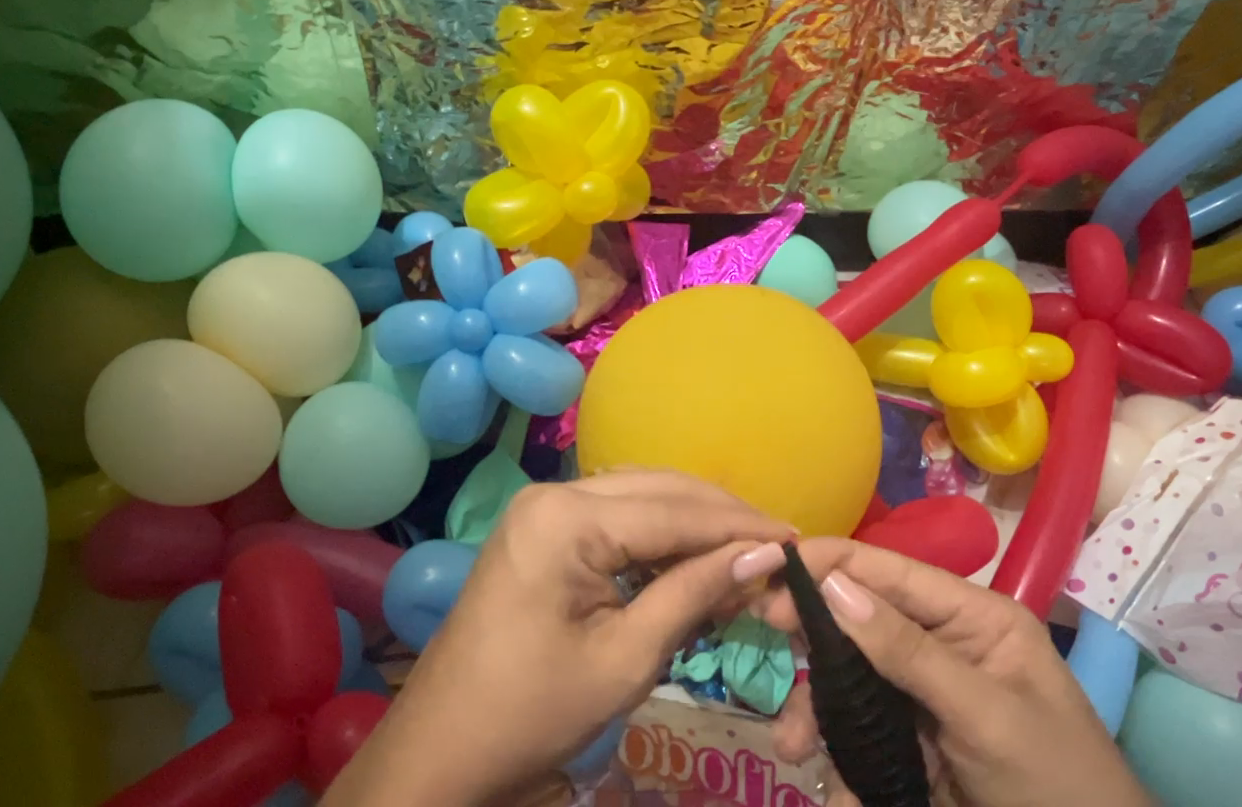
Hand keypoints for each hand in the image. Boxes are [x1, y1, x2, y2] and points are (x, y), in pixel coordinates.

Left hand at [324, 470, 794, 805]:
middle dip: (720, 516)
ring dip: (692, 521)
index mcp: (565, 519)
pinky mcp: (542, 530)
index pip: (673, 512)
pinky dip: (658, 533)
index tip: (797, 539)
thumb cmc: (534, 712)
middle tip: (778, 544)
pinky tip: (692, 556)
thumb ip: (695, 594)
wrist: (445, 750)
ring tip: (746, 550)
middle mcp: (553, 493)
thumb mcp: (627, 658)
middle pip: (657, 490)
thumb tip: (764, 554)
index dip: (739, 526)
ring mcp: (543, 508)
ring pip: (638, 495)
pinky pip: (614, 515)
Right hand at [756, 538, 1151, 806]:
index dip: (830, 564)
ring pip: (851, 677)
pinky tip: (831, 784)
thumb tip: (833, 585)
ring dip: (815, 708)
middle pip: (860, 620)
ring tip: (792, 746)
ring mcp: (925, 693)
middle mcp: (943, 642)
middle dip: (813, 638)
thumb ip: (908, 650)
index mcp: (971, 616)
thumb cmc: (1056, 782)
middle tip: (764, 639)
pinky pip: (860, 729)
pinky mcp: (913, 740)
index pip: (890, 569)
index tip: (773, 575)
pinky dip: (838, 751)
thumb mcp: (985, 713)